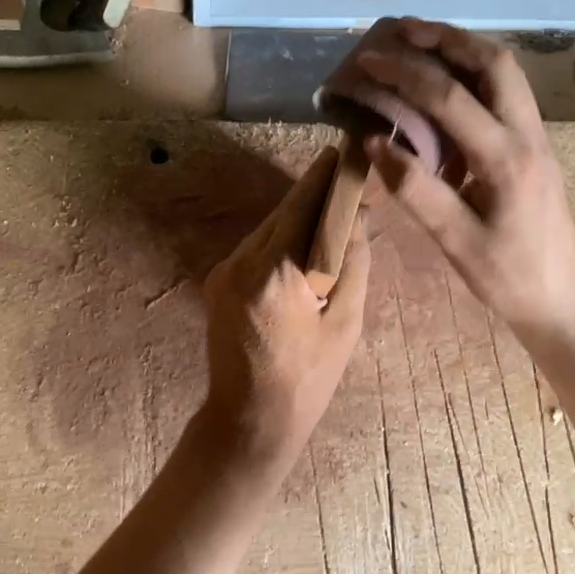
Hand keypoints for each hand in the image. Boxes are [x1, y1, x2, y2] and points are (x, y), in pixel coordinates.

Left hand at [200, 147, 369, 463]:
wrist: (249, 420)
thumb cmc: (308, 379)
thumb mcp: (345, 323)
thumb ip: (352, 264)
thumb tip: (358, 217)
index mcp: (273, 274)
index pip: (299, 209)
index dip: (320, 179)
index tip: (339, 153)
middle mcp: (239, 263)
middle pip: (280, 214)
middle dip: (310, 196)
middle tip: (342, 177)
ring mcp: (222, 272)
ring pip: (265, 230)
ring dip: (294, 218)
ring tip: (329, 208)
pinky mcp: (216, 282)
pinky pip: (254, 249)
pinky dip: (278, 240)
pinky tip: (302, 243)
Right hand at [355, 18, 574, 336]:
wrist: (563, 302)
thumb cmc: (508, 278)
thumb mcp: (456, 243)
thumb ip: (415, 190)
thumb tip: (373, 141)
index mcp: (507, 160)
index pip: (451, 98)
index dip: (405, 73)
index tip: (367, 59)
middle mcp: (528, 136)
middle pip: (494, 62)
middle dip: (447, 37)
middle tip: (403, 28)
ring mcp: (536, 136)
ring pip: (505, 70)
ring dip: (463, 46)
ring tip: (420, 37)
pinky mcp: (534, 143)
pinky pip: (505, 88)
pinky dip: (473, 68)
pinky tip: (445, 74)